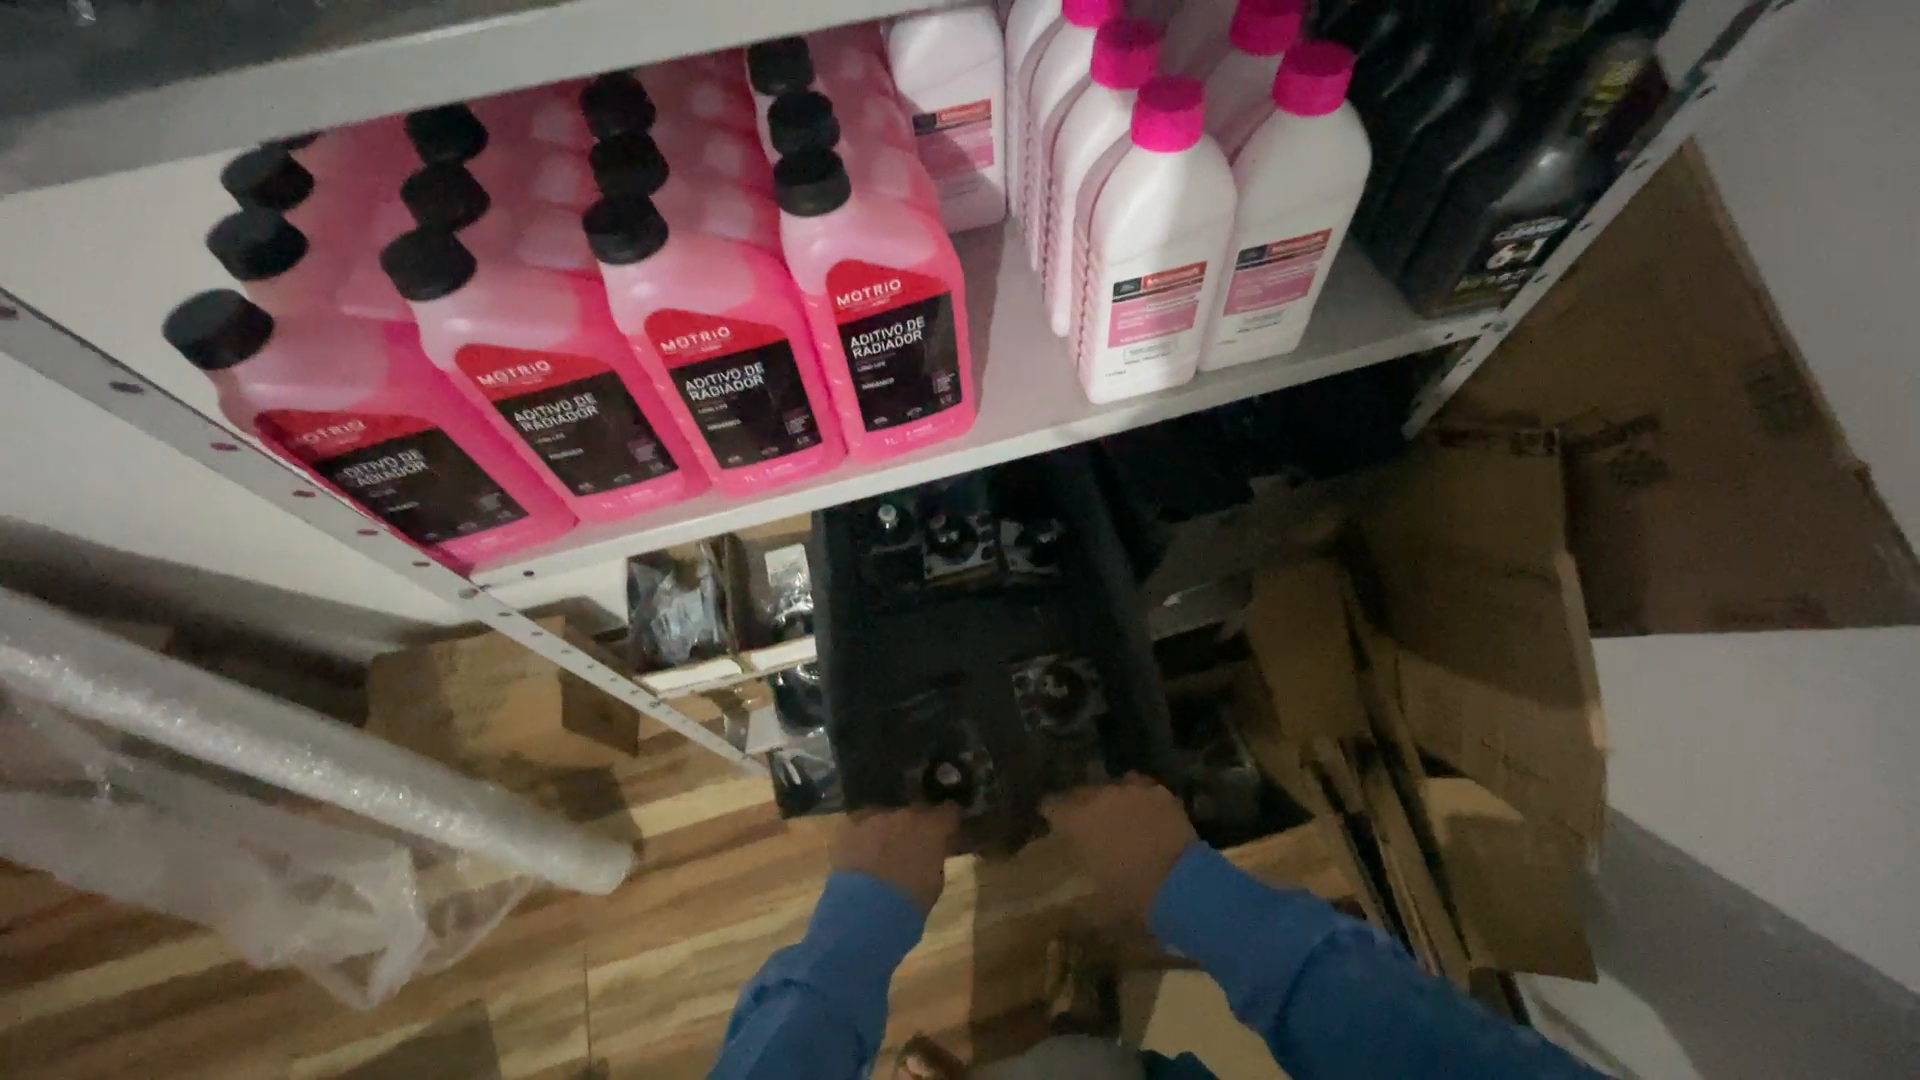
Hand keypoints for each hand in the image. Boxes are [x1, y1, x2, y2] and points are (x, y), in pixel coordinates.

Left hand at [831, 804, 961, 911]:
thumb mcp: (934, 885)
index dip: (947, 821)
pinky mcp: (848, 826)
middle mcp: (905, 814)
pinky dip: (863, 836)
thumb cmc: (907, 907)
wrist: (861, 914)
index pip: (949, 812)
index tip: (946, 831)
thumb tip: (931, 852)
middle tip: (911, 846)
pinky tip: (859, 854)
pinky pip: (860, 824)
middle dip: (915, 826)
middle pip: (915, 811)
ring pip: (886, 816)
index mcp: (932, 828)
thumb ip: (934, 859)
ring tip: (881, 852)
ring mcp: (874, 817)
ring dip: (887, 829)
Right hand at [1043, 774, 1198, 920]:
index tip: (1055, 824)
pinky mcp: (1158, 791)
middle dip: (1083, 807)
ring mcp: (1131, 789)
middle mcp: (1099, 796)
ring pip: (1113, 787)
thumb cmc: (1132, 895)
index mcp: (1077, 820)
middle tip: (1092, 827)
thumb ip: (1081, 878)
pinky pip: (1142, 789)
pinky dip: (1141, 800)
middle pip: (1081, 793)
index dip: (1052, 815)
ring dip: (1113, 801)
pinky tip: (1148, 815)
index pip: (1050, 806)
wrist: (1181, 885)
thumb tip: (1072, 888)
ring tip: (1123, 819)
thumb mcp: (1096, 897)